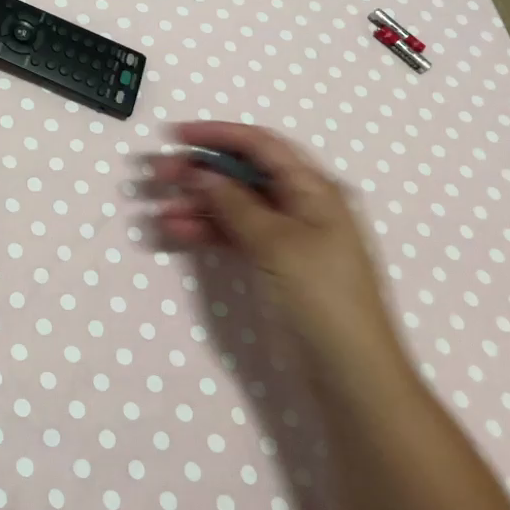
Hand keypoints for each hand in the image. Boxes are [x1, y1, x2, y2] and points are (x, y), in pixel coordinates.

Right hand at [150, 122, 396, 360]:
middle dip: (200, 171)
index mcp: (313, 189)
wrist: (350, 373)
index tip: (175, 136)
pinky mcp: (272, 264)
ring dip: (196, 204)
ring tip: (160, 210)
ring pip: (233, 205)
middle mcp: (300, 205)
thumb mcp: (277, 243)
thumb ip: (235, 203)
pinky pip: (233, 234)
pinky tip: (175, 232)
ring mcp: (286, 236)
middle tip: (158, 175)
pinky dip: (205, 230)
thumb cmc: (322, 296)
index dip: (218, 135)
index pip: (261, 146)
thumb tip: (200, 172)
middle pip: (242, 174)